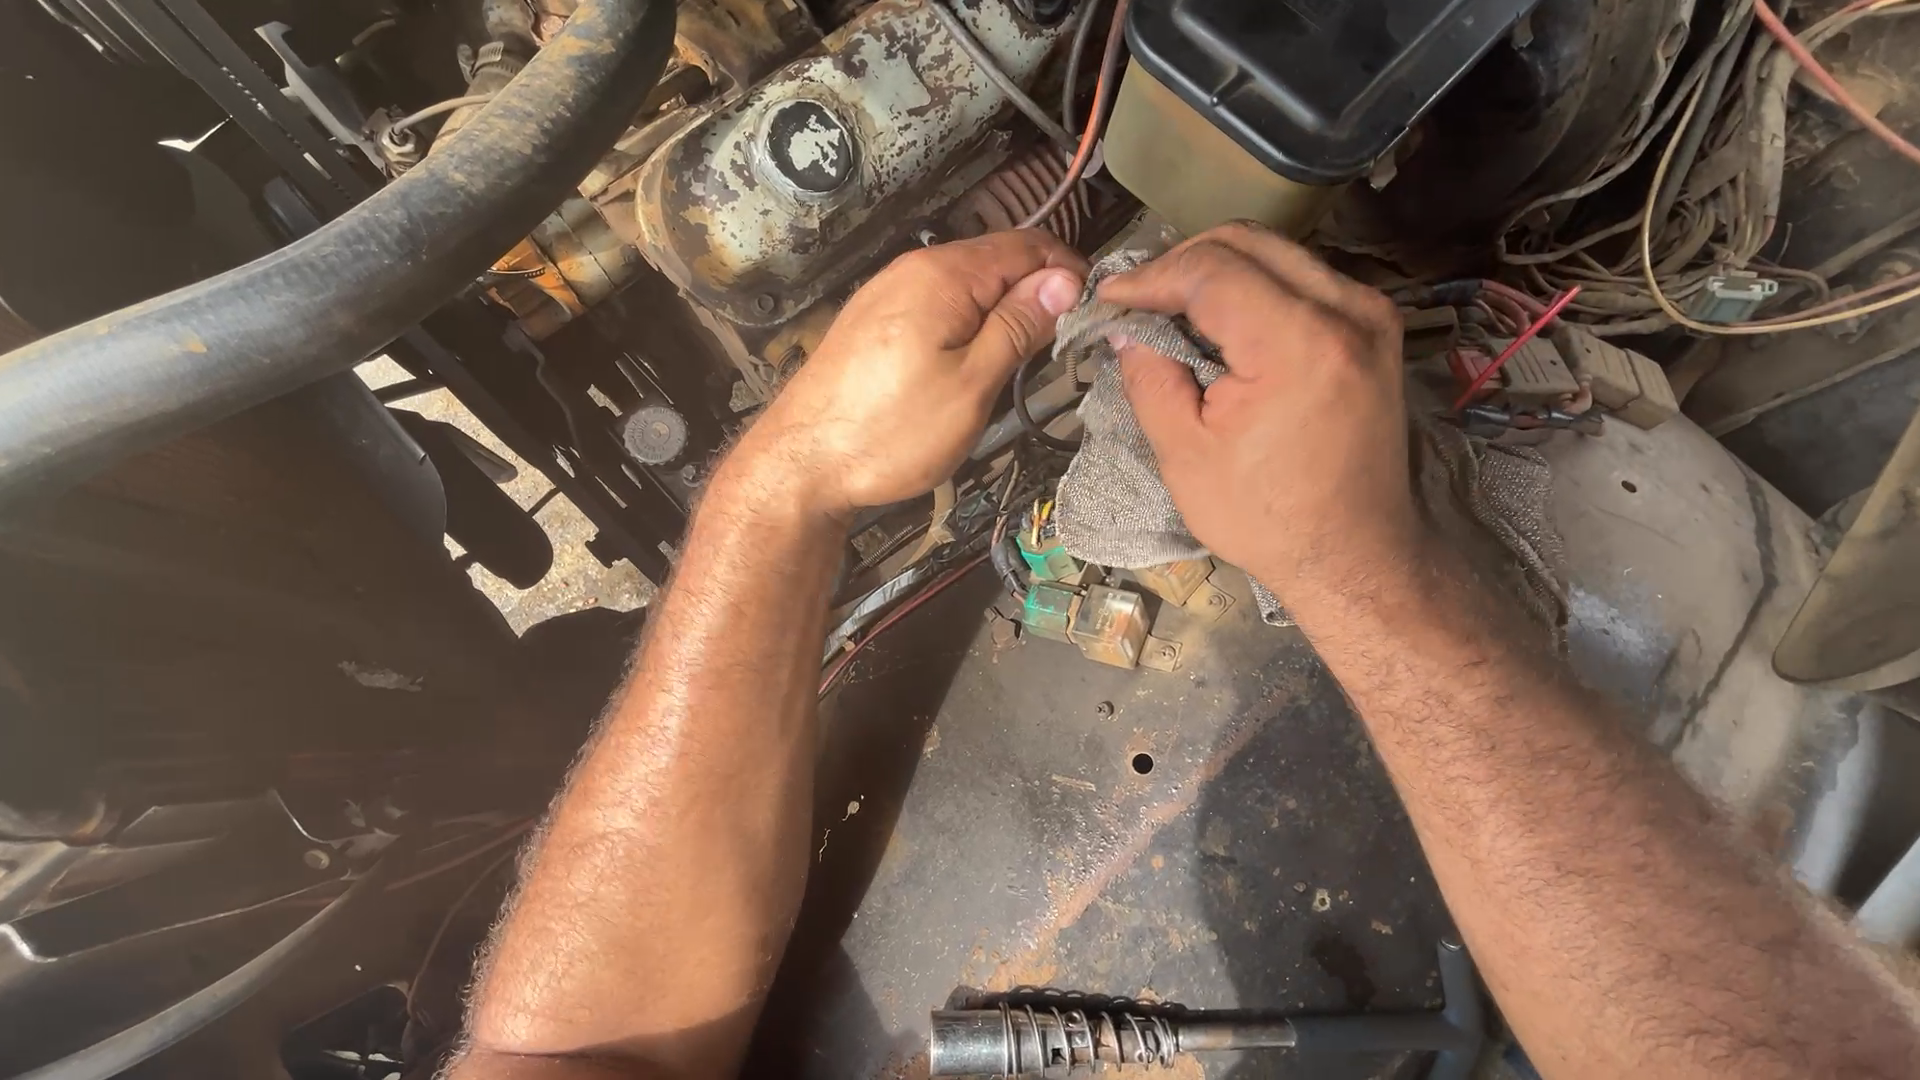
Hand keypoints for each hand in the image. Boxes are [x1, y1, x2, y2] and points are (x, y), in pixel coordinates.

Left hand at [727, 230, 1086, 520]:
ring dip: (1002, 308)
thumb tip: (1064, 281)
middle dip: (1037, 290)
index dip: (1068, 271)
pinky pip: (936, 304)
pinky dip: (968, 321)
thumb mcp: (970, 384)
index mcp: (943, 275)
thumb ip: (1018, 326)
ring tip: (1025, 354)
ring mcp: (887, 294)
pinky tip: (973, 357)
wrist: (802, 465)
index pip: (1027, 246)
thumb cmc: (891, 432)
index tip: (1094, 310)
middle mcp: (912, 269)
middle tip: (1064, 340)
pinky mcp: (873, 322)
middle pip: (995, 260)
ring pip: (966, 285)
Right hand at [1100, 224, 1416, 598]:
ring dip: (1215, 270)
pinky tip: (1217, 320)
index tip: (1109, 299)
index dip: (1151, 278)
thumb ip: (1151, 379)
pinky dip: (1251, 286)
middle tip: (1135, 298)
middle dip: (1180, 262)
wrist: (1353, 552)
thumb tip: (1127, 331)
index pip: (1212, 271)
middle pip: (1247, 242)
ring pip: (1275, 252)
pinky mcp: (1373, 327)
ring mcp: (1369, 313)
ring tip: (1168, 307)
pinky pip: (1300, 277)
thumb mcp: (1185, 456)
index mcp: (1298, 344)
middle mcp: (1347, 310)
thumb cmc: (1265, 516)